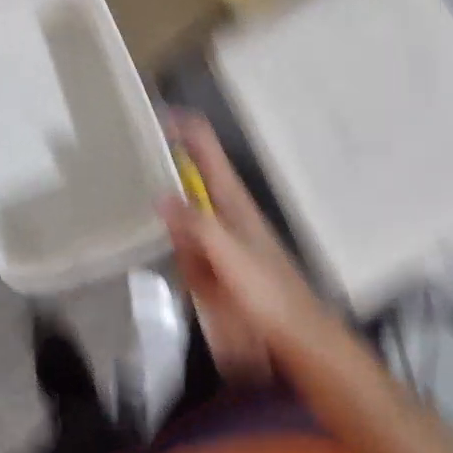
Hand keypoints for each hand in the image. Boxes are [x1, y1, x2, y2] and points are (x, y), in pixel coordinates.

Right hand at [161, 114, 329, 377]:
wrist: (298, 336)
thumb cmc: (267, 290)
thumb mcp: (228, 254)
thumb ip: (195, 224)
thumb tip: (160, 193)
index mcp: (232, 197)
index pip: (206, 147)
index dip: (183, 127)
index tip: (153, 115)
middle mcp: (226, 210)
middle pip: (188, 189)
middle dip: (175, 215)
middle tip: (175, 236)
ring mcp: (224, 239)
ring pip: (186, 229)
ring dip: (186, 256)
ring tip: (203, 281)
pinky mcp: (222, 266)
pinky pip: (192, 260)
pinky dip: (193, 275)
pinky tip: (206, 293)